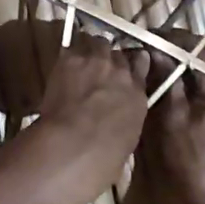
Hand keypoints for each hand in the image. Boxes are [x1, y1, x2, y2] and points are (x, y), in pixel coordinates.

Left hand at [24, 36, 149, 203]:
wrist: (72, 146)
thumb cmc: (100, 160)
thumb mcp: (124, 143)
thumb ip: (124, 122)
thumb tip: (117, 123)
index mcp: (138, 97)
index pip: (141, 68)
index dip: (133, 66)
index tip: (126, 69)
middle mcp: (121, 74)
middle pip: (119, 54)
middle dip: (110, 59)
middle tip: (99, 68)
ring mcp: (97, 63)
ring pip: (98, 43)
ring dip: (91, 50)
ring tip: (81, 61)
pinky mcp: (71, 60)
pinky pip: (72, 49)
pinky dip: (69, 55)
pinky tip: (63, 66)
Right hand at [145, 31, 204, 203]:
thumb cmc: (184, 158)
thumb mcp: (170, 118)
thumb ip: (166, 79)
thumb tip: (155, 49)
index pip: (202, 53)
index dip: (177, 41)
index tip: (154, 37)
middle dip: (189, 44)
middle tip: (163, 44)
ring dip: (198, 53)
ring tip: (173, 54)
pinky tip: (185, 70)